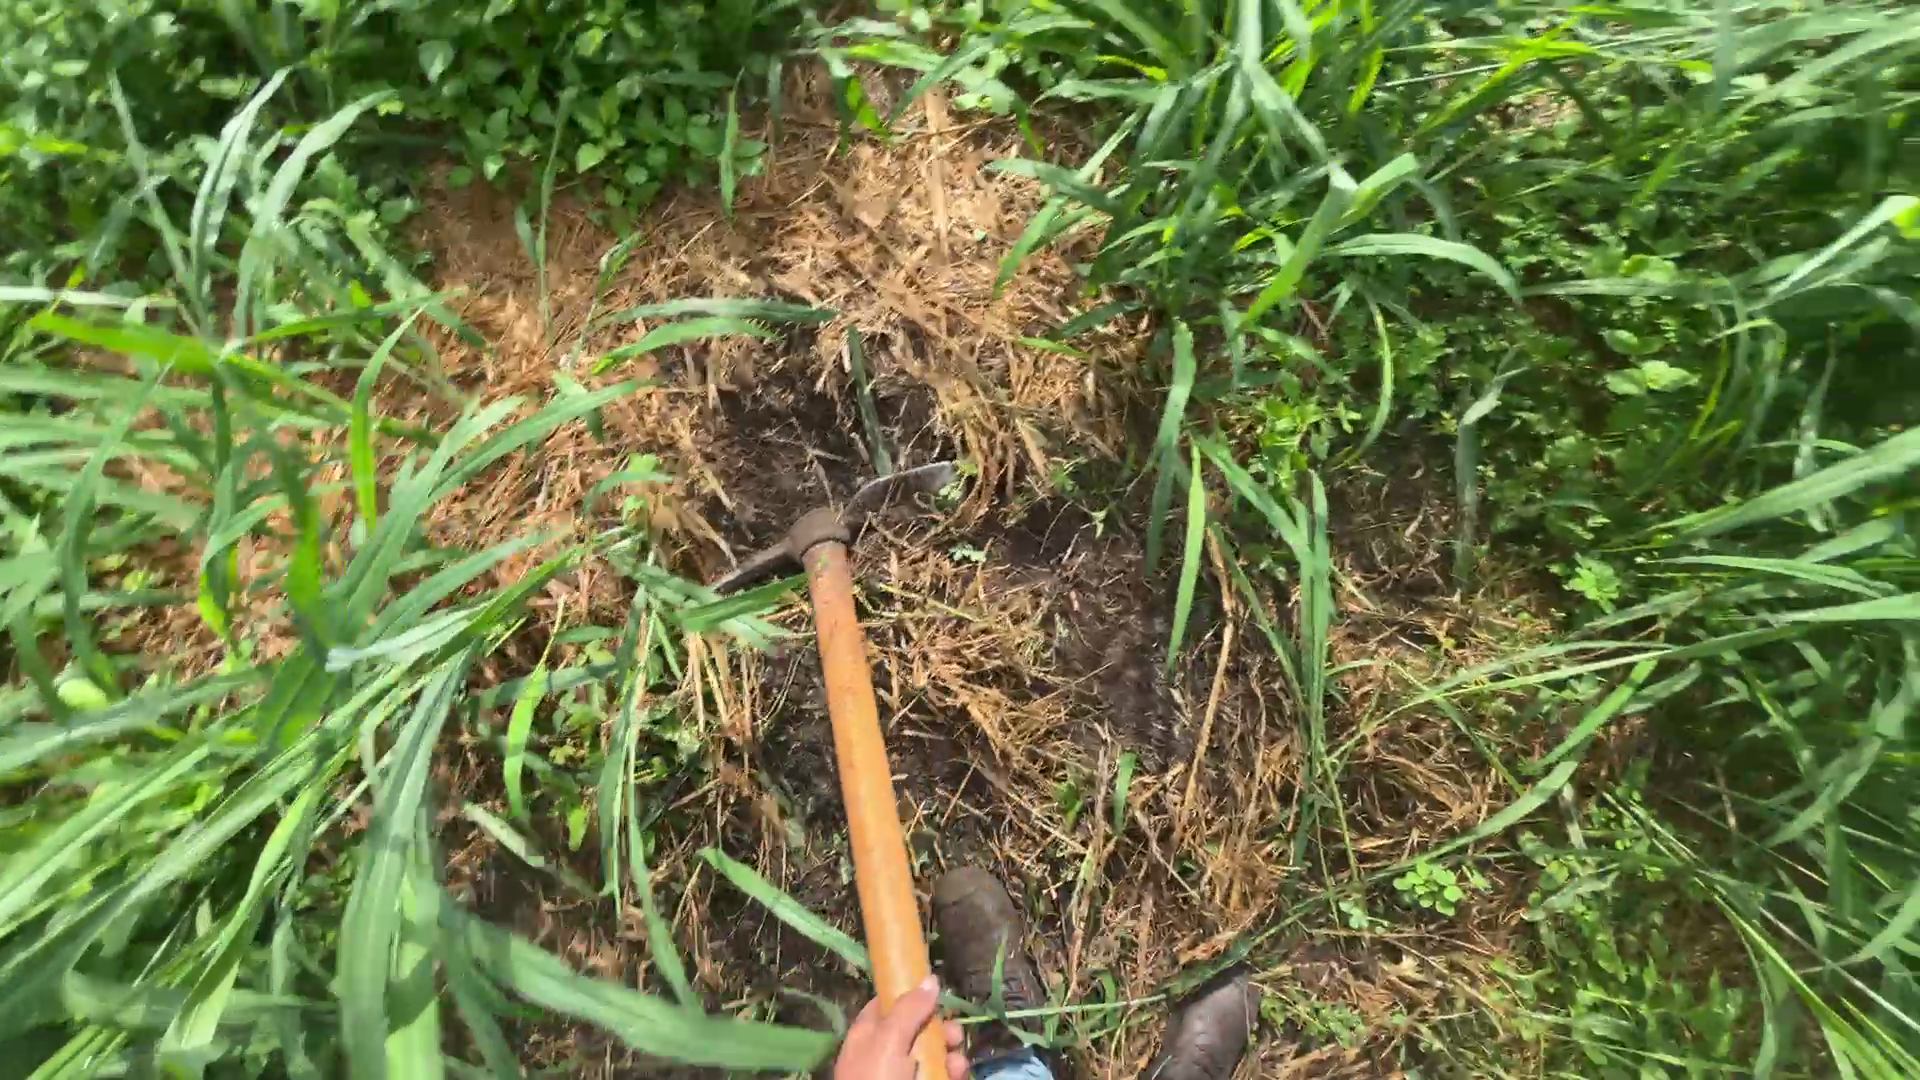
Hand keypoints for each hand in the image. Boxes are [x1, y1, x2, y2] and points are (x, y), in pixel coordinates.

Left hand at [833, 975, 968, 1079]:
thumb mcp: (888, 1039)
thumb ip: (909, 1008)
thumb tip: (930, 979)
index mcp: (868, 1034)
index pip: (888, 1003)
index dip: (911, 993)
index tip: (935, 989)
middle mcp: (883, 1054)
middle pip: (916, 1028)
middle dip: (939, 1027)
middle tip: (955, 1032)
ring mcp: (901, 1077)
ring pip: (931, 1054)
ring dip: (949, 1052)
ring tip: (958, 1060)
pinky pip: (939, 1075)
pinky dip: (951, 1072)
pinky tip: (959, 1073)